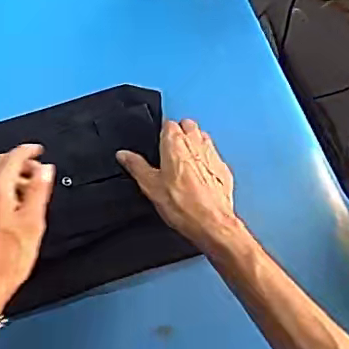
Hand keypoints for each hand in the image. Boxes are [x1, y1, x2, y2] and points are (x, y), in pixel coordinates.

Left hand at [0, 143, 55, 312]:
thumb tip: (45, 167)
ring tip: (32, 189)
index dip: (28, 150)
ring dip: (12, 173)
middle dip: (20, 161)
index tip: (41, 150)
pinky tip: (16, 202)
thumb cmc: (10, 256)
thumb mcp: (33, 222)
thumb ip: (39, 190)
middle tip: (40, 171)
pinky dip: (3, 184)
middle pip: (0, 162)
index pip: (13, 157)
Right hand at [117, 118, 247, 253]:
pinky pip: (214, 157)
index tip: (157, 144)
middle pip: (188, 125)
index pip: (168, 123)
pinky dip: (207, 162)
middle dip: (180, 133)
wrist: (212, 224)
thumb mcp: (150, 185)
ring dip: (194, 144)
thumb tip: (124, 155)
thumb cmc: (183, 205)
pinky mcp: (224, 169)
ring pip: (203, 138)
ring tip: (184, 163)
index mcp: (175, 142)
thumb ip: (136, 165)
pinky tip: (199, 177)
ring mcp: (212, 155)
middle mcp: (195, 143)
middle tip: (170, 151)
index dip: (162, 133)